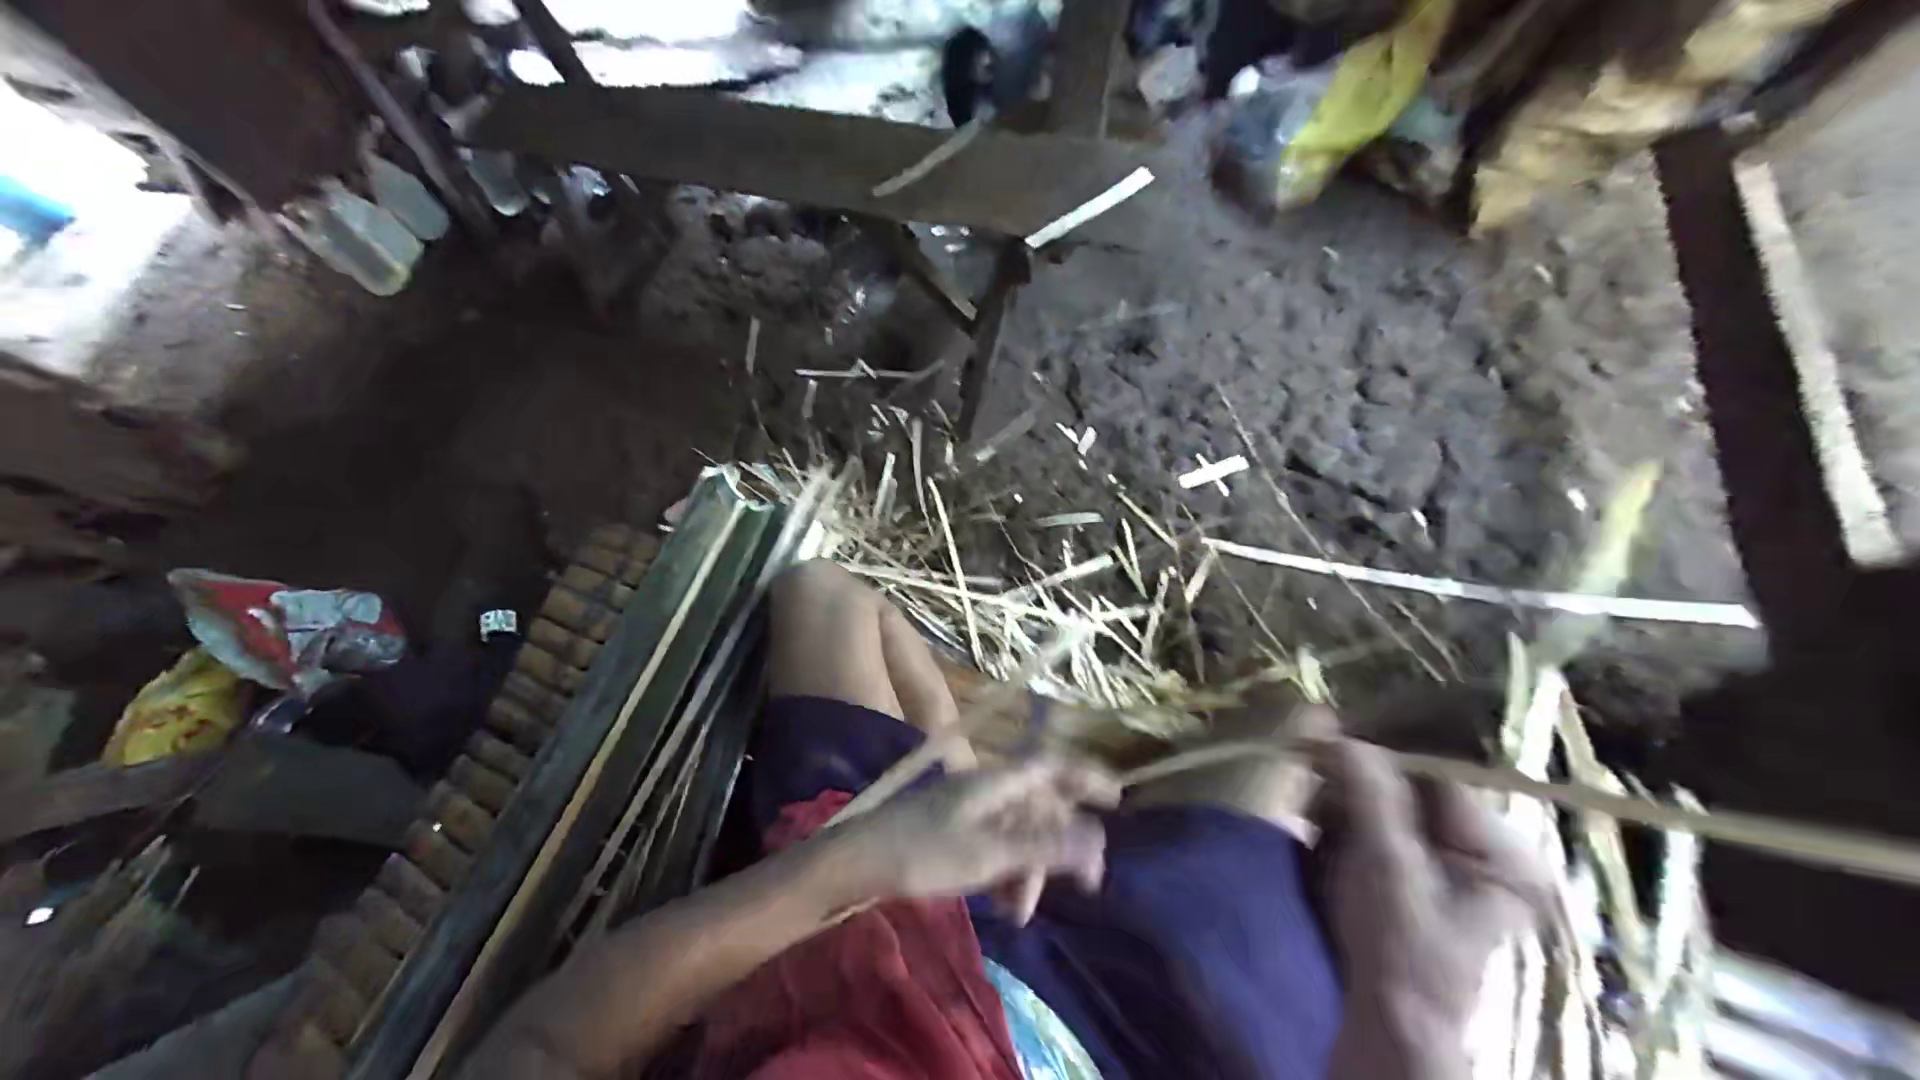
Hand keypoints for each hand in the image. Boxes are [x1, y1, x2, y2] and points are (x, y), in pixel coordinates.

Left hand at [829, 757, 1119, 923]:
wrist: (857, 863)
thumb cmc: (923, 852)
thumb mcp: (988, 854)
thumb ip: (1044, 847)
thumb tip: (1097, 840)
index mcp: (996, 781)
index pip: (1052, 766)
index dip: (1087, 776)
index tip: (1117, 800)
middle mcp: (987, 788)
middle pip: (1040, 807)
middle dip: (1061, 846)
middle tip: (1086, 885)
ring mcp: (970, 810)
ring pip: (1020, 832)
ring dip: (1031, 868)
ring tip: (1020, 910)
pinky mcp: (956, 832)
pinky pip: (998, 845)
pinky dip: (1007, 872)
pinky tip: (1003, 903)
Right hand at [1316, 740, 1546, 1073]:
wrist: (1386, 1020)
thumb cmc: (1400, 946)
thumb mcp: (1386, 863)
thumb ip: (1366, 792)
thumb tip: (1333, 728)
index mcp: (1498, 847)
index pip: (1431, 775)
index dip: (1375, 761)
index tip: (1323, 753)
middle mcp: (1475, 845)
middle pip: (1400, 786)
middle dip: (1350, 790)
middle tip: (1315, 803)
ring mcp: (1438, 857)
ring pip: (1376, 801)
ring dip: (1337, 806)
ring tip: (1315, 828)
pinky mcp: (1403, 867)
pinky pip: (1365, 822)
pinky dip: (1336, 824)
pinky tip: (1319, 839)